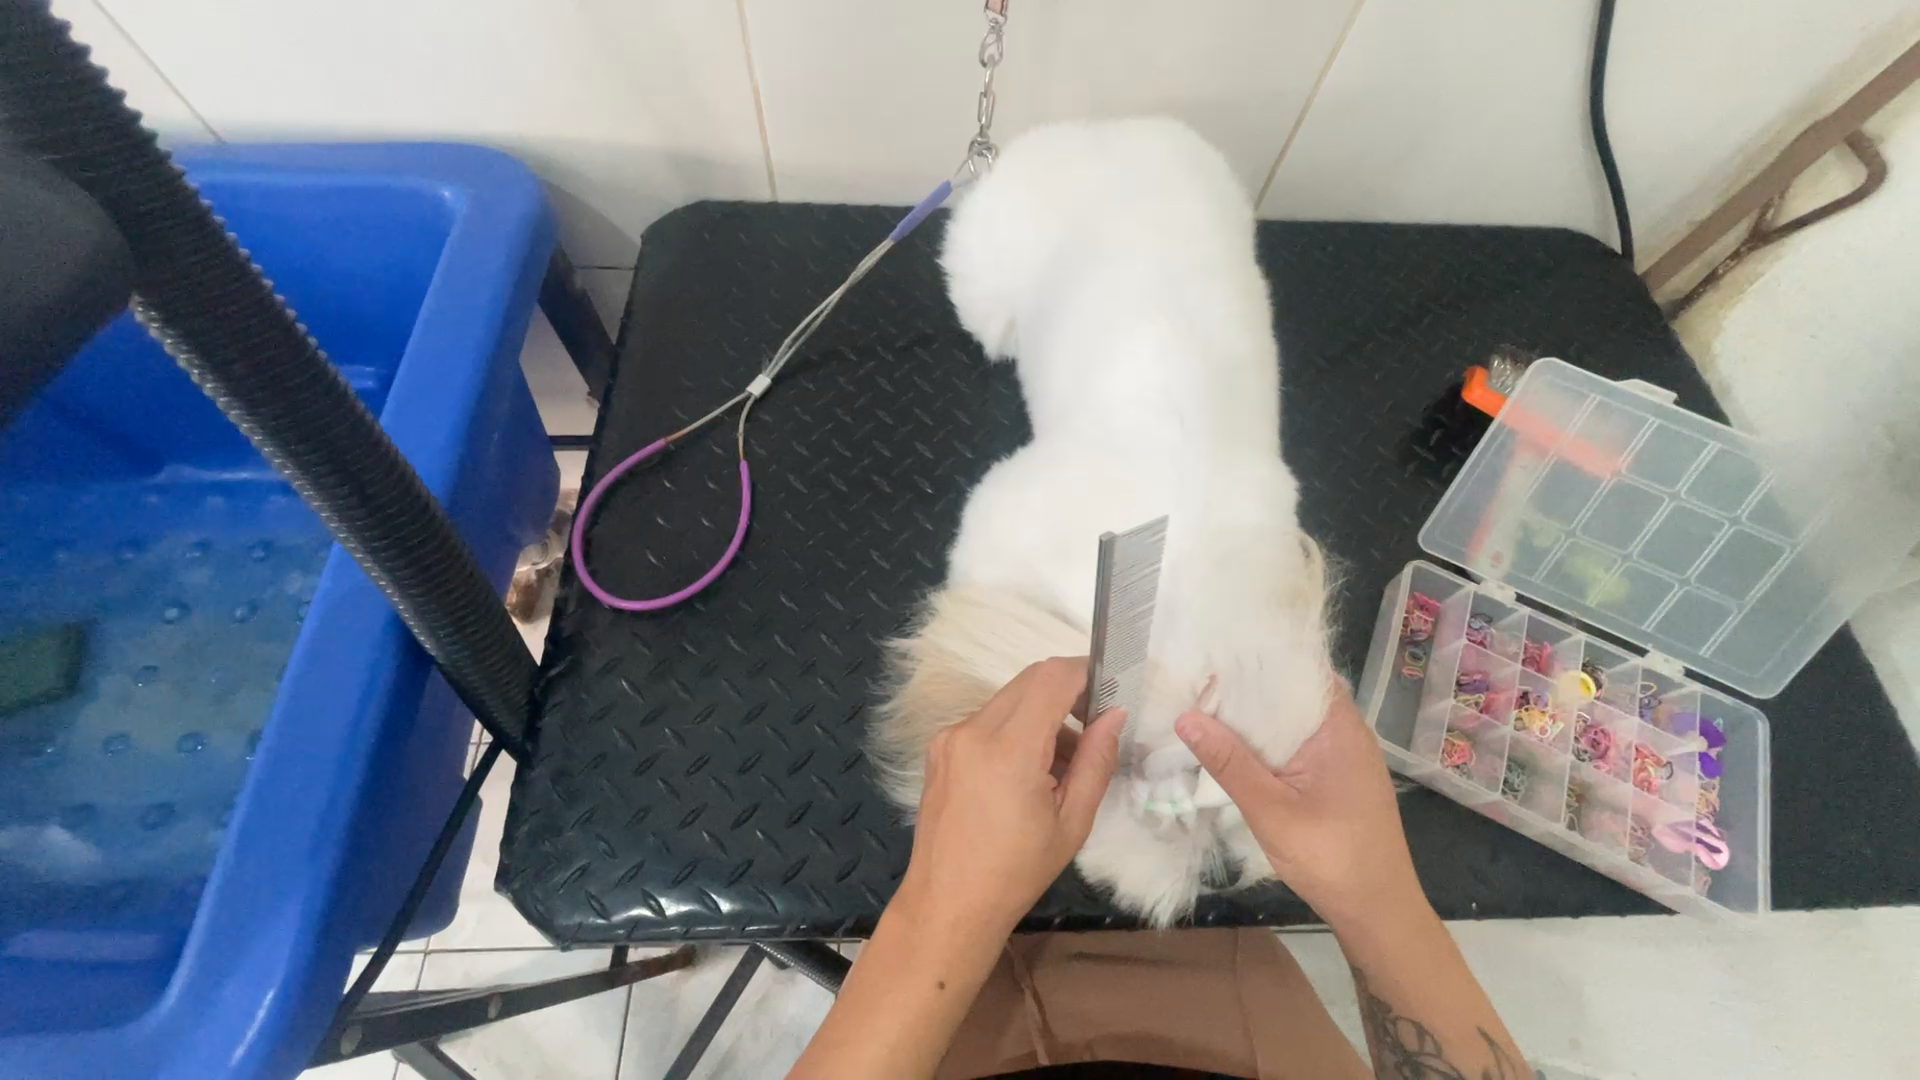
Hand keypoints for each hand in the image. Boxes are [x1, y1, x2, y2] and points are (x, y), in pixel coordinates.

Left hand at [898, 657, 1124, 936]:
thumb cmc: (1017, 871)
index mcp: (1008, 749)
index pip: (1052, 678)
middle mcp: (973, 729)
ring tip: (1062, 763)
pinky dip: (1015, 729)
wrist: (948, 903)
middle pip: (1030, 679)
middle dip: (1067, 692)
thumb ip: (1096, 760)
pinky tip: (1028, 771)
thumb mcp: (1072, 822)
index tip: (1109, 687)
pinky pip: (987, 719)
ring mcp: (950, 735)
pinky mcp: (939, 746)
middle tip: (1094, 724)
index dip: (1085, 672)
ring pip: (1009, 698)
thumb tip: (1115, 713)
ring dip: (1042, 713)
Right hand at [1175, 677, 1425, 934]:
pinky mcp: (1335, 776)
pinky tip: (1233, 743)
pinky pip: (1295, 742)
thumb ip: (1229, 762)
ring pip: (1291, 719)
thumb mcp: (1271, 810)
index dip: (1260, 657)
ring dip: (1255, 714)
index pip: (1300, 670)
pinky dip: (1266, 738)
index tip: (1217, 650)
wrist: (1378, 914)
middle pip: (1292, 692)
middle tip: (1197, 676)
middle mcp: (1345, 733)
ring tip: (1205, 701)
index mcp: (1339, 729)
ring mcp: (1342, 755)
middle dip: (1248, 685)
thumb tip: (1185, 717)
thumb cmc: (1331, 859)